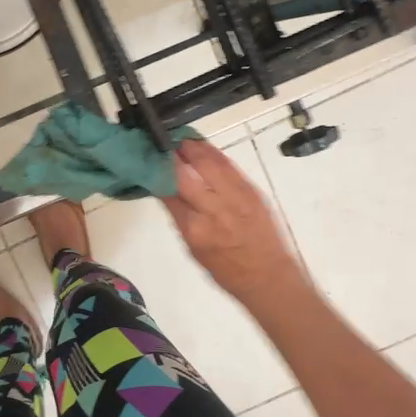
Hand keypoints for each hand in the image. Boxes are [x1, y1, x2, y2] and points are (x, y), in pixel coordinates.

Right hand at [162, 139, 304, 301]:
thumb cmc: (226, 270)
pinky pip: (230, 166)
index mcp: (194, 229)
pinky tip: (204, 147)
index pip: (168, 193)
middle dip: (171, 156)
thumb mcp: (193, 249)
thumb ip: (180, 218)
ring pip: (210, 164)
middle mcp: (214, 211)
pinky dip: (215, 154)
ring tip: (181, 139)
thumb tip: (166, 191)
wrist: (268, 277)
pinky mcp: (252, 192)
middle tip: (161, 143)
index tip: (146, 161)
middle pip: (185, 174)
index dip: (155, 174)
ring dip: (193, 148)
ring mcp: (236, 199)